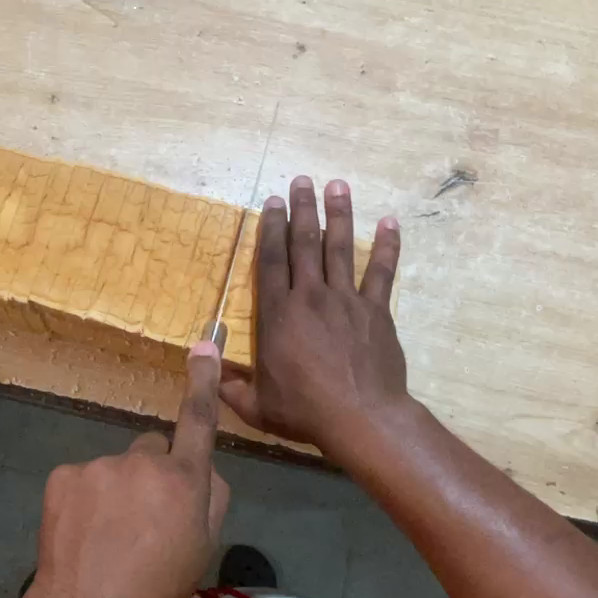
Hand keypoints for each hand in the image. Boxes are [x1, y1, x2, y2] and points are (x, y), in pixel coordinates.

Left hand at [21, 342, 231, 597]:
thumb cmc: (153, 589)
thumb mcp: (204, 551)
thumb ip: (213, 499)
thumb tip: (205, 468)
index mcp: (184, 480)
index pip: (198, 421)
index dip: (203, 383)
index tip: (206, 345)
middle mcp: (142, 461)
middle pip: (153, 451)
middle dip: (152, 474)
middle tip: (142, 521)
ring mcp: (99, 466)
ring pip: (116, 467)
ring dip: (116, 490)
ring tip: (107, 536)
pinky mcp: (63, 475)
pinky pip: (83, 478)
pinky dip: (84, 498)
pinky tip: (81, 532)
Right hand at [220, 176, 409, 452]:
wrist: (361, 417)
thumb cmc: (304, 412)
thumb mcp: (255, 406)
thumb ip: (230, 388)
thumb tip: (207, 373)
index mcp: (277, 316)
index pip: (271, 262)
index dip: (270, 229)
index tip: (271, 202)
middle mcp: (310, 297)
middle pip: (305, 244)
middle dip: (302, 209)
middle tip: (302, 180)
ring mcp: (346, 301)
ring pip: (341, 248)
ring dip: (339, 214)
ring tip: (337, 185)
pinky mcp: (376, 311)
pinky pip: (382, 272)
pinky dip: (386, 246)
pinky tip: (390, 222)